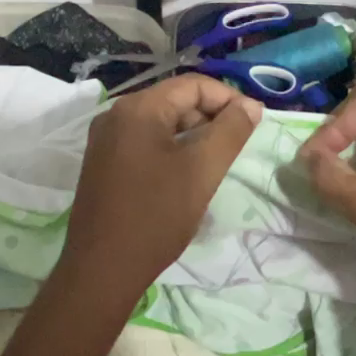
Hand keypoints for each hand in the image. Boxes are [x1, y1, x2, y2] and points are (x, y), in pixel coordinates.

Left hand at [59, 75, 262, 302]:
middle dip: (210, 117)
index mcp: (138, 108)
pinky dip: (170, 149)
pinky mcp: (102, 163)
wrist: (103, 269)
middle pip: (174, 100)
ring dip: (192, 134)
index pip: (192, 85)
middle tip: (236, 146)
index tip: (254, 124)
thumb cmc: (156, 216)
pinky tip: (185, 175)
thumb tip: (250, 105)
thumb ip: (230, 132)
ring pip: (160, 122)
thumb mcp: (202, 171)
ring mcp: (105, 140)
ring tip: (215, 162)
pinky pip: (144, 142)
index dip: (228, 99)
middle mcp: (115, 115)